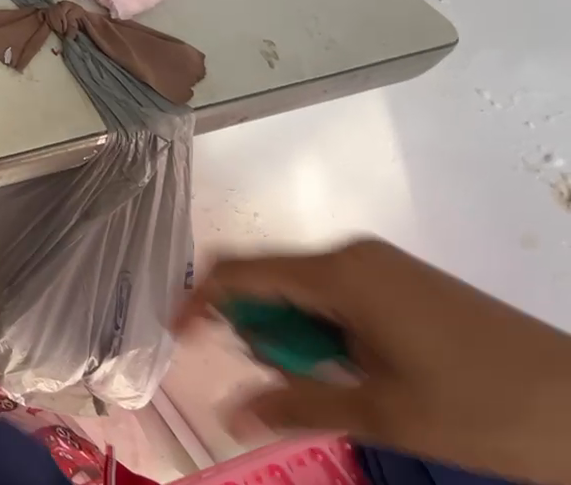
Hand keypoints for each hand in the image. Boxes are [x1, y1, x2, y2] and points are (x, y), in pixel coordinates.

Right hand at [180, 239, 570, 484]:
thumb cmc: (491, 409)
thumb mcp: (386, 415)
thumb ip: (297, 405)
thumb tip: (228, 414)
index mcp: (339, 273)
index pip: (237, 272)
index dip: (198, 300)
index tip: (178, 337)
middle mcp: (352, 255)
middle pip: (269, 278)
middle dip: (255, 326)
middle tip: (270, 378)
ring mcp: (382, 266)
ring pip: (302, 289)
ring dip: (293, 332)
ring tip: (322, 382)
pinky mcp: (404, 282)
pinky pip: (336, 294)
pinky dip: (324, 328)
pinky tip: (351, 368)